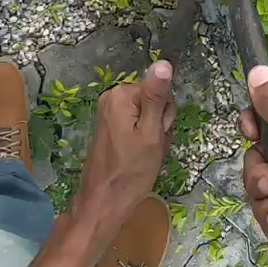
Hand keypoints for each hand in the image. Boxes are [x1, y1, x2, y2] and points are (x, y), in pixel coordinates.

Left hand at [73, 60, 175, 231]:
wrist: (102, 204)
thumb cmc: (131, 171)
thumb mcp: (151, 134)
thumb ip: (157, 97)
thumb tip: (163, 62)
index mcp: (121, 95)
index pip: (159, 90)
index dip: (164, 115)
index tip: (158, 135)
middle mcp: (111, 98)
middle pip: (152, 100)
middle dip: (158, 124)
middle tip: (152, 147)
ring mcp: (107, 113)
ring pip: (146, 115)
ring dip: (152, 134)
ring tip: (146, 155)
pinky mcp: (108, 127)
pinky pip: (135, 125)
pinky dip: (142, 140)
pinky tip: (139, 157)